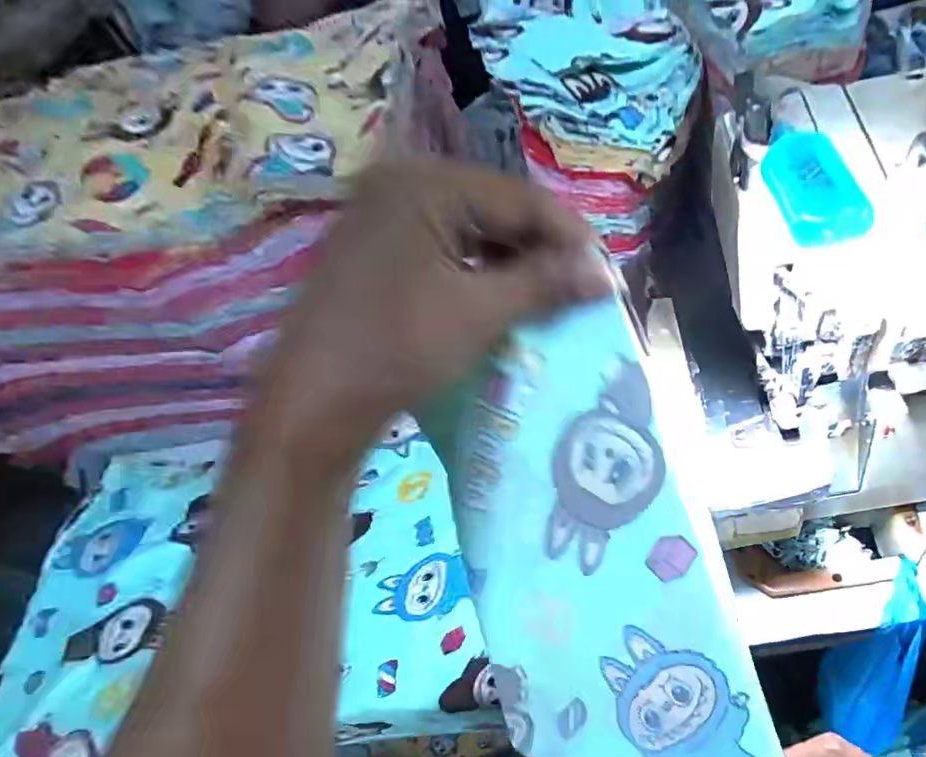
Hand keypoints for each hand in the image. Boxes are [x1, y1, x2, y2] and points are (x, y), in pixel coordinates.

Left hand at [262, 160, 606, 447]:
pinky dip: (481, 277)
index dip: (570, 236)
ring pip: (472, 234)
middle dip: (542, 252)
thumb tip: (605, 274)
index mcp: (424, 185)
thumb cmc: (398, 350)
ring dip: (515, 267)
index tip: (608, 274)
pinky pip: (447, 254)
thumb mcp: (479, 314)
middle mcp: (400, 186)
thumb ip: (543, 284)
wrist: (317, 403)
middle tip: (583, 289)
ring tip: (554, 301)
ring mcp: (385, 220)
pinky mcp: (380, 255)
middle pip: (495, 211)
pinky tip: (507, 304)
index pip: (519, 197)